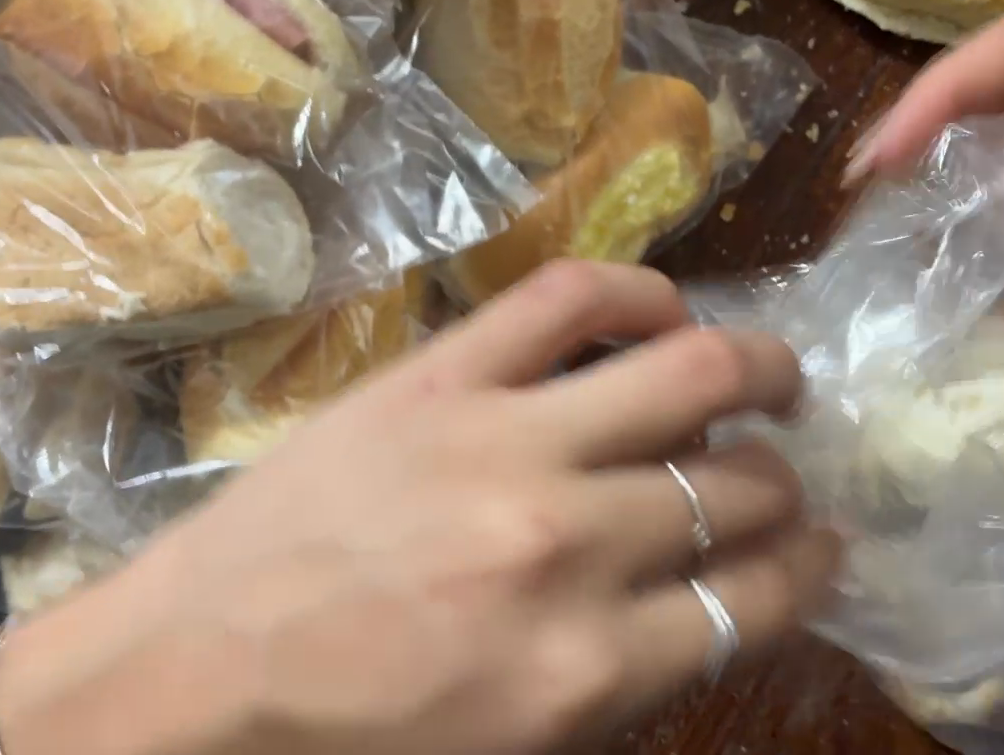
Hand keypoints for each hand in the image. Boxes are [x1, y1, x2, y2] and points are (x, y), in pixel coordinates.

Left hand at [0, 261, 838, 754]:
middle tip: (780, 472)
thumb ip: (629, 677)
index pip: (756, 598)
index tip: (827, 545)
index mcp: (586, 669)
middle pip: (737, 485)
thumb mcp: (514, 748)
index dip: (813, 567)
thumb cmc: (348, 742)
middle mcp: (567, 545)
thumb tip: (714, 594)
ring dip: (755, 370)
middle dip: (783, 481)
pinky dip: (640, 293)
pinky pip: (572, 298)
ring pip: (687, 372)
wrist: (176, 688)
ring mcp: (505, 439)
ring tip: (771, 375)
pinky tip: (665, 311)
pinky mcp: (443, 374)